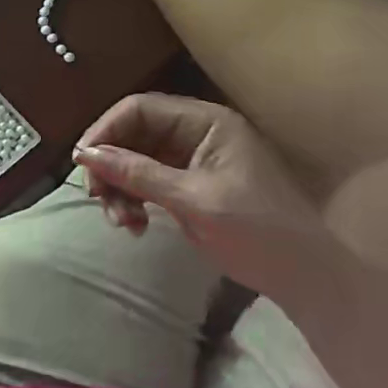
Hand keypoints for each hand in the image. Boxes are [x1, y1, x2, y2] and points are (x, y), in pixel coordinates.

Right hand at [73, 93, 324, 290]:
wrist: (304, 278)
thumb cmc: (258, 231)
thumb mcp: (193, 200)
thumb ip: (138, 173)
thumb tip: (85, 154)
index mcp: (206, 123)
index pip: (138, 109)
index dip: (104, 131)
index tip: (82, 163)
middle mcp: (194, 133)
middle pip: (129, 135)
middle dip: (109, 166)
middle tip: (98, 198)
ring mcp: (188, 160)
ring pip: (130, 160)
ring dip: (117, 189)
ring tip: (122, 223)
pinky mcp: (183, 185)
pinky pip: (141, 182)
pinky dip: (130, 201)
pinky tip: (134, 226)